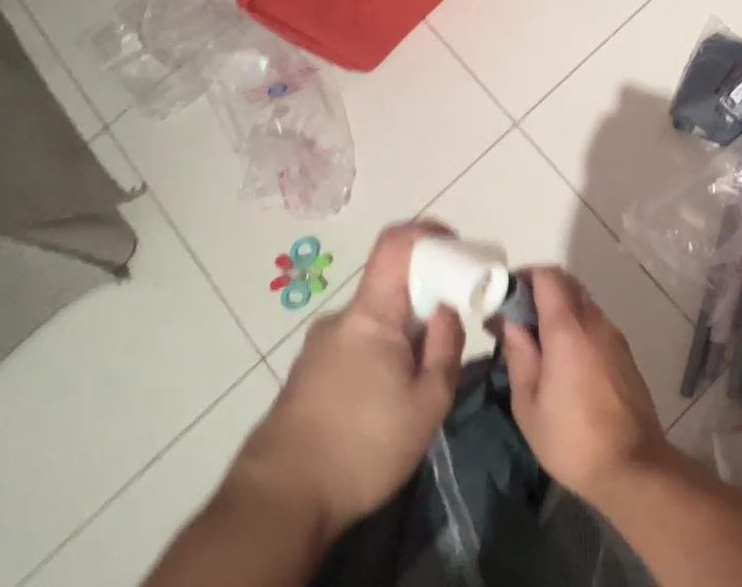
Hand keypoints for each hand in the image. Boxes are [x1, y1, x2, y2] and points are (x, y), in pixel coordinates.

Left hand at [235, 221, 465, 538]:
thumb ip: (445, 345)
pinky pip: (361, 345)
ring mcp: (321, 348)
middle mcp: (341, 321)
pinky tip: (394, 399)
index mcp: (370, 316)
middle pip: (394, 285)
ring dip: (409, 333)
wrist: (278, 506)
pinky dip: (387, 354)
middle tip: (458, 330)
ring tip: (426, 379)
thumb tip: (448, 309)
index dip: (432, 234)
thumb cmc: (363, 449)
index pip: (397, 244)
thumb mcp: (430, 401)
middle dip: (432, 296)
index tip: (463, 255)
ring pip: (379, 320)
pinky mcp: (312, 375)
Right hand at [497, 268, 670, 503]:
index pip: (549, 277)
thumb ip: (519, 353)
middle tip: (510, 317)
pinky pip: (594, 324)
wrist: (630, 463)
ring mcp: (614, 336)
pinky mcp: (624, 352)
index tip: (500, 295)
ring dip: (556, 309)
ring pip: (583, 304)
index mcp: (569, 329)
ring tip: (529, 340)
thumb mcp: (528, 401)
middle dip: (537, 291)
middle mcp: (596, 322)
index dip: (523, 276)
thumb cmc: (569, 437)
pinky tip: (556, 356)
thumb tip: (510, 321)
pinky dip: (573, 326)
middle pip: (568, 285)